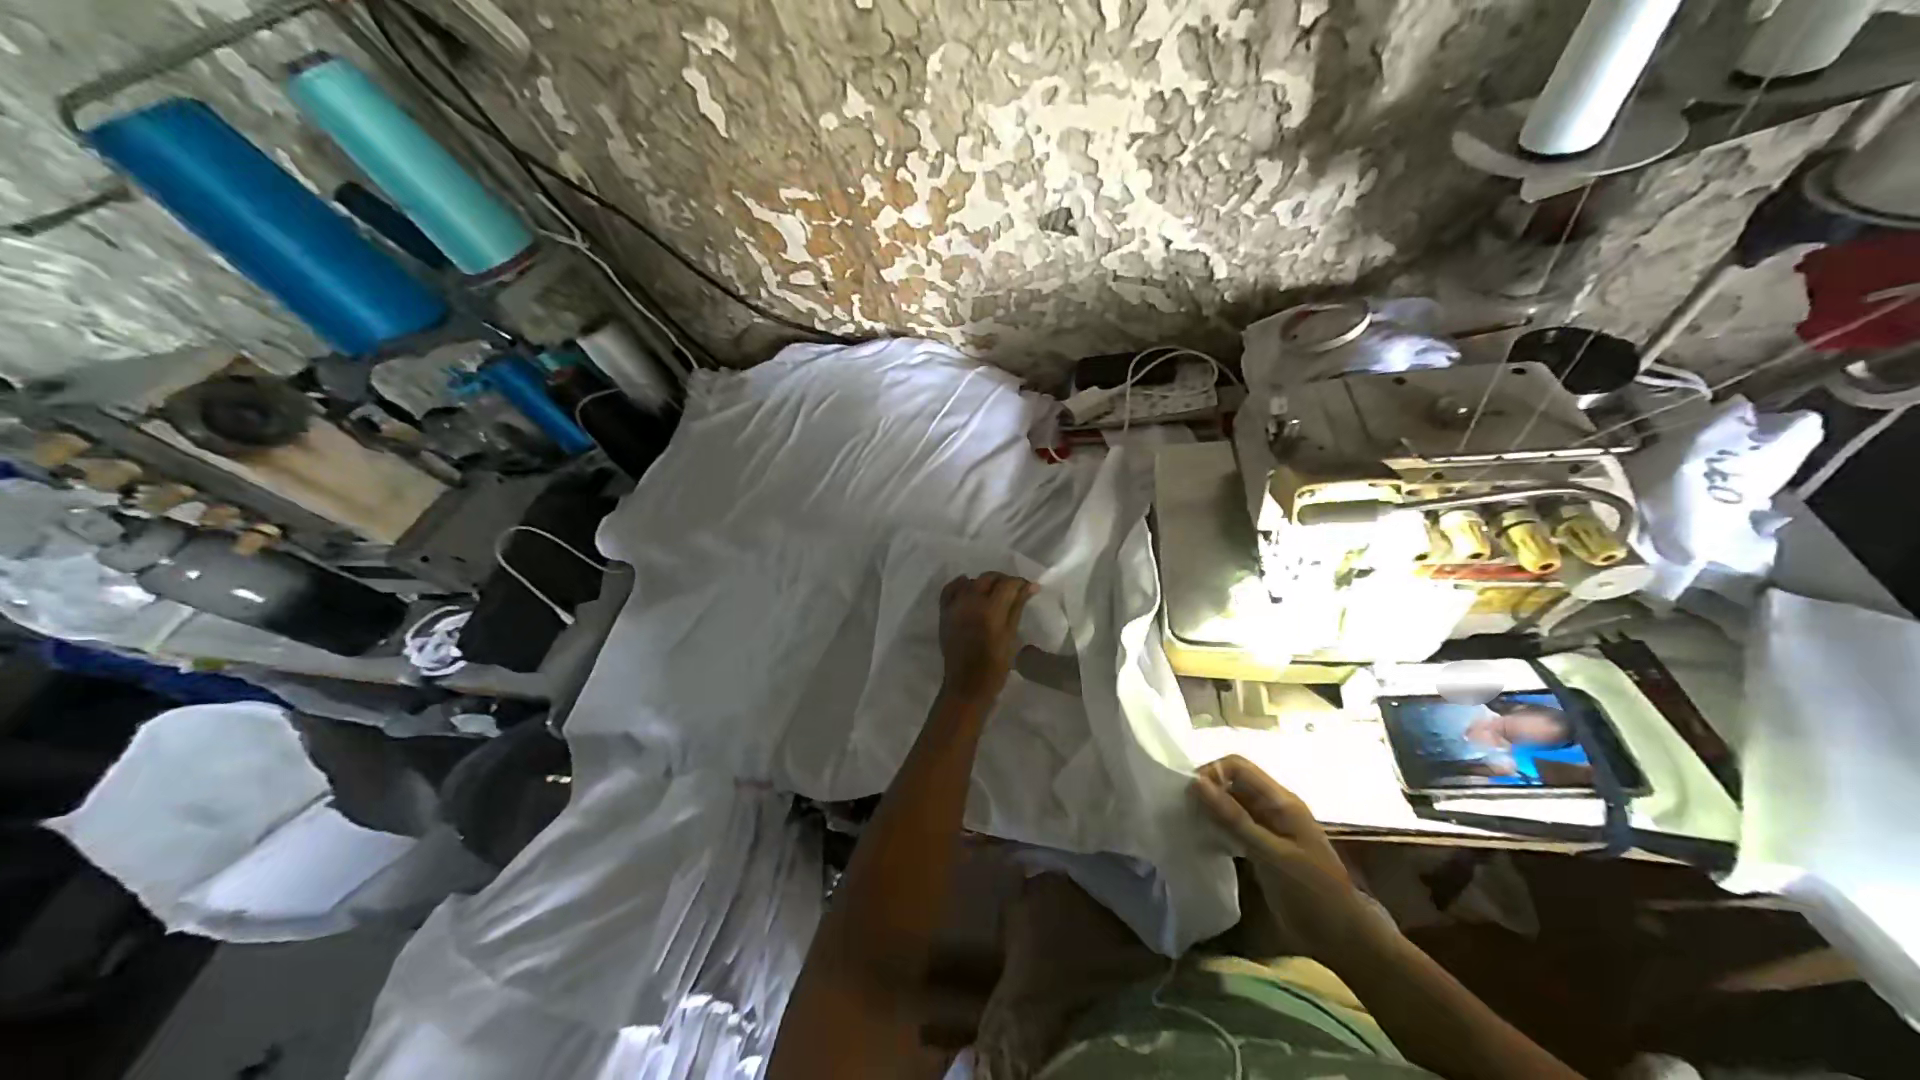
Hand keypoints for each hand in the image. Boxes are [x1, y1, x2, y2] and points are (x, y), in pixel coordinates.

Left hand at [938, 573, 1037, 701]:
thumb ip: (1017, 607)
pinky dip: (960, 585)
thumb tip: (1030, 586)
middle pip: (988, 578)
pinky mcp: (943, 612)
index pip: (1007, 584)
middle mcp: (970, 602)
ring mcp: (954, 606)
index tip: (1029, 588)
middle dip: (1003, 581)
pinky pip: (950, 589)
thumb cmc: (995, 665)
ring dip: (984, 583)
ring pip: (970, 581)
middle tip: (1013, 592)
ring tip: (993, 594)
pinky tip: (969, 588)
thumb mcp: (1011, 635)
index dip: (1020, 583)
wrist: (966, 684)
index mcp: (990, 610)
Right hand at [1191, 755, 1378, 960]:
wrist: (1343, 939)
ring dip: (1210, 810)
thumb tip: (1197, 783)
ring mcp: (1268, 829)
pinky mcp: (1263, 849)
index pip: (1238, 767)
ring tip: (1188, 825)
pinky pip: (1234, 828)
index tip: (1189, 795)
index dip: (1212, 773)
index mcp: (1281, 801)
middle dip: (1207, 791)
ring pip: (1231, 805)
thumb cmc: (1312, 892)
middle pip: (1233, 783)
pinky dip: (1217, 829)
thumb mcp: (1272, 854)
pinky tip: (1203, 842)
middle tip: (1184, 811)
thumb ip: (1234, 819)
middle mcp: (1273, 808)